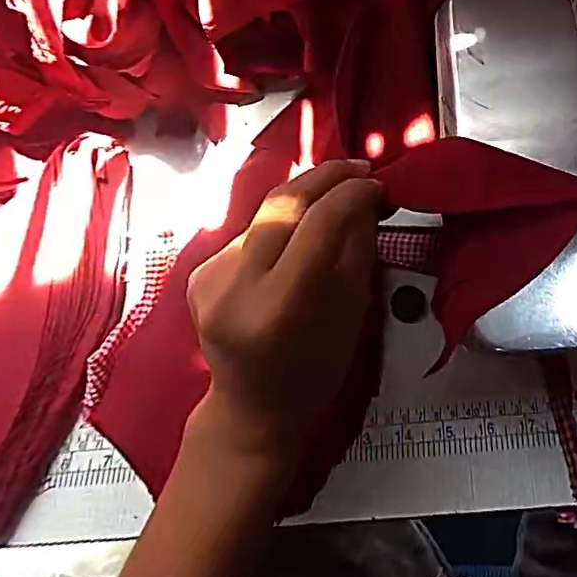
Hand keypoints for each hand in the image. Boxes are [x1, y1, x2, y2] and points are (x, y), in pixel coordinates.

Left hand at [186, 159, 384, 473]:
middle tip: (360, 168)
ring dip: (306, 197)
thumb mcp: (352, 310)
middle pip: (284, 203)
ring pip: (267, 213)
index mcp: (277, 306)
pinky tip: (299, 235)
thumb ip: (358, 245)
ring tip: (338, 195)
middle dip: (326, 176)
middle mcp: (233, 287)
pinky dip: (282, 224)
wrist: (252, 408)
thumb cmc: (315, 368)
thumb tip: (365, 194)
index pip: (319, 224)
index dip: (352, 194)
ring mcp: (209, 277)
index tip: (378, 183)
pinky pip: (251, 230)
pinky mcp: (199, 272)